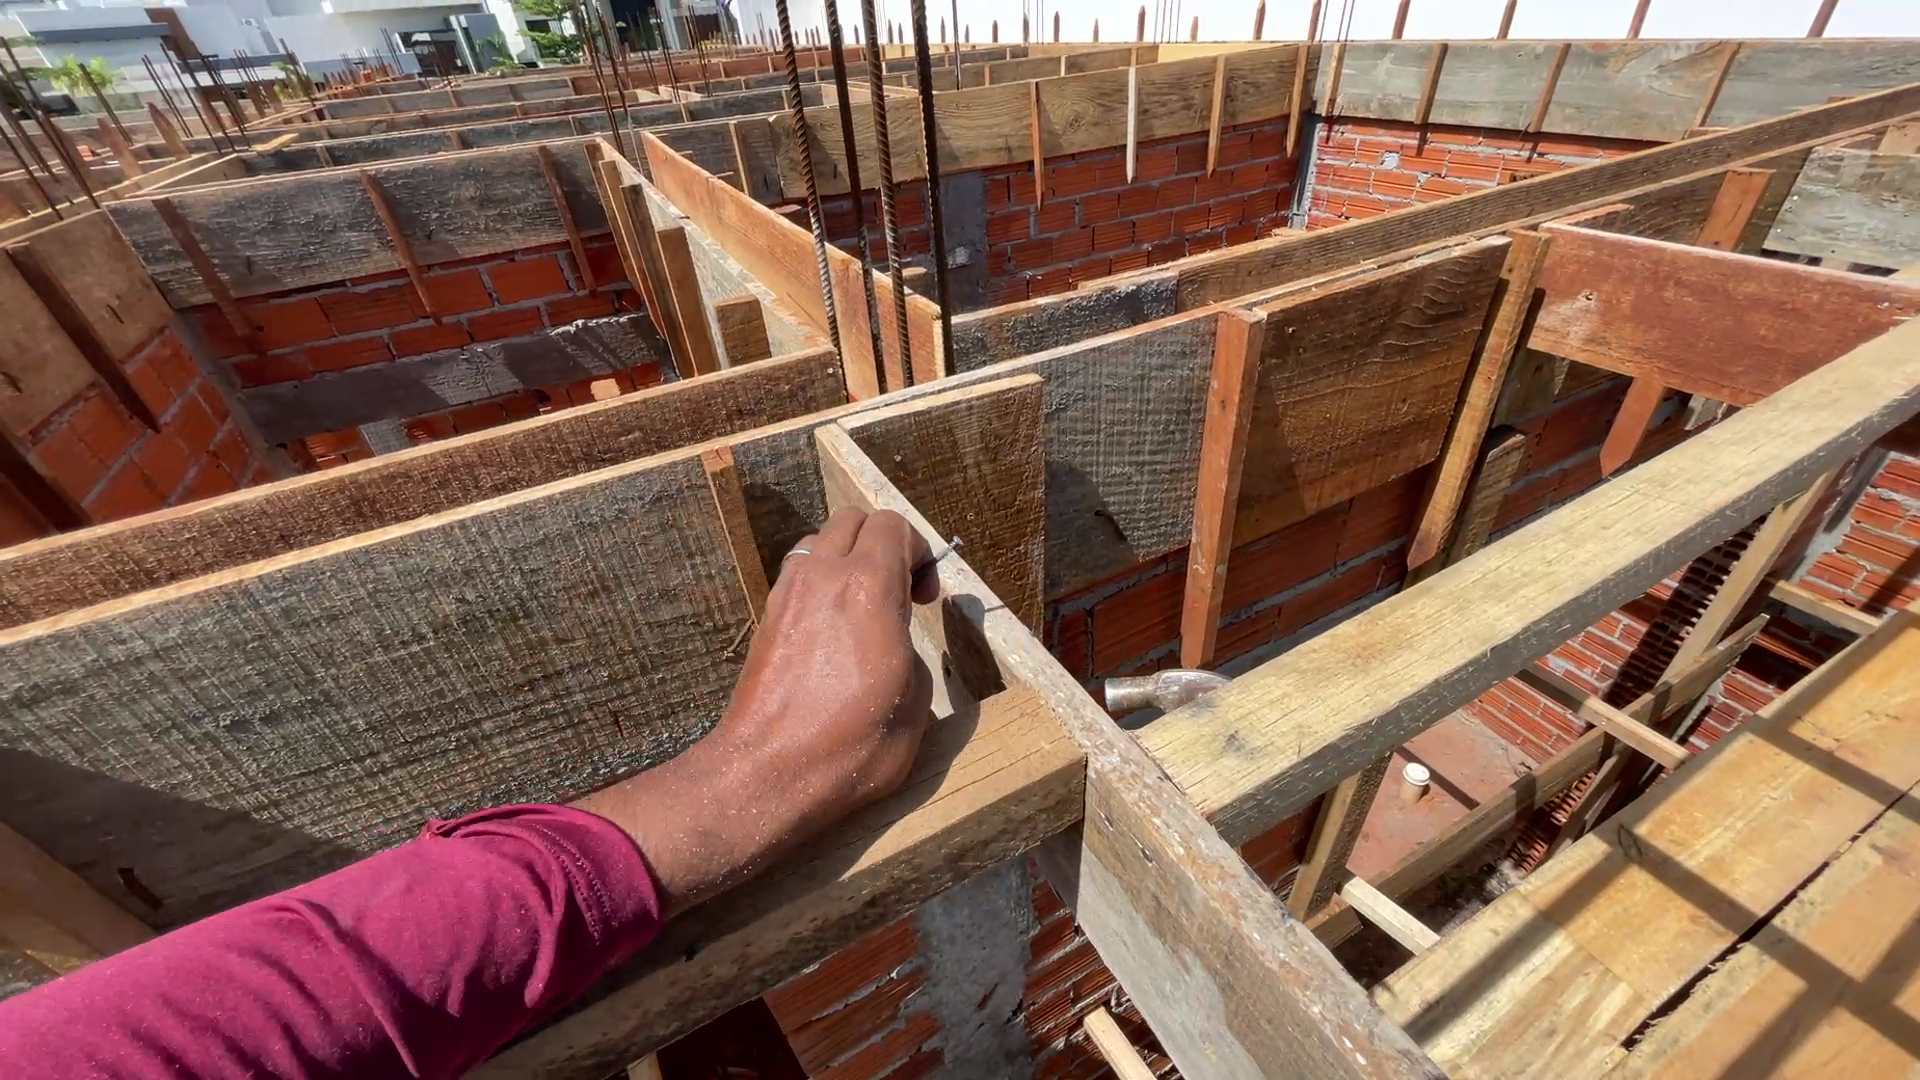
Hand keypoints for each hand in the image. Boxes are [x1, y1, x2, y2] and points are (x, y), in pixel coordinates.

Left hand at [575, 509, 937, 915]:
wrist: (766, 775)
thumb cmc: (852, 743)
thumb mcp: (916, 699)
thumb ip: (911, 644)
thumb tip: (894, 635)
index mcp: (867, 585)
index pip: (893, 524)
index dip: (920, 552)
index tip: (924, 597)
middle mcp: (822, 574)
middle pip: (854, 520)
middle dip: (884, 543)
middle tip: (899, 592)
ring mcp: (786, 593)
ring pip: (821, 541)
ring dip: (849, 559)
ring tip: (864, 607)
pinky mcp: (766, 617)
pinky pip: (799, 573)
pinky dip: (822, 582)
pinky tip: (833, 629)